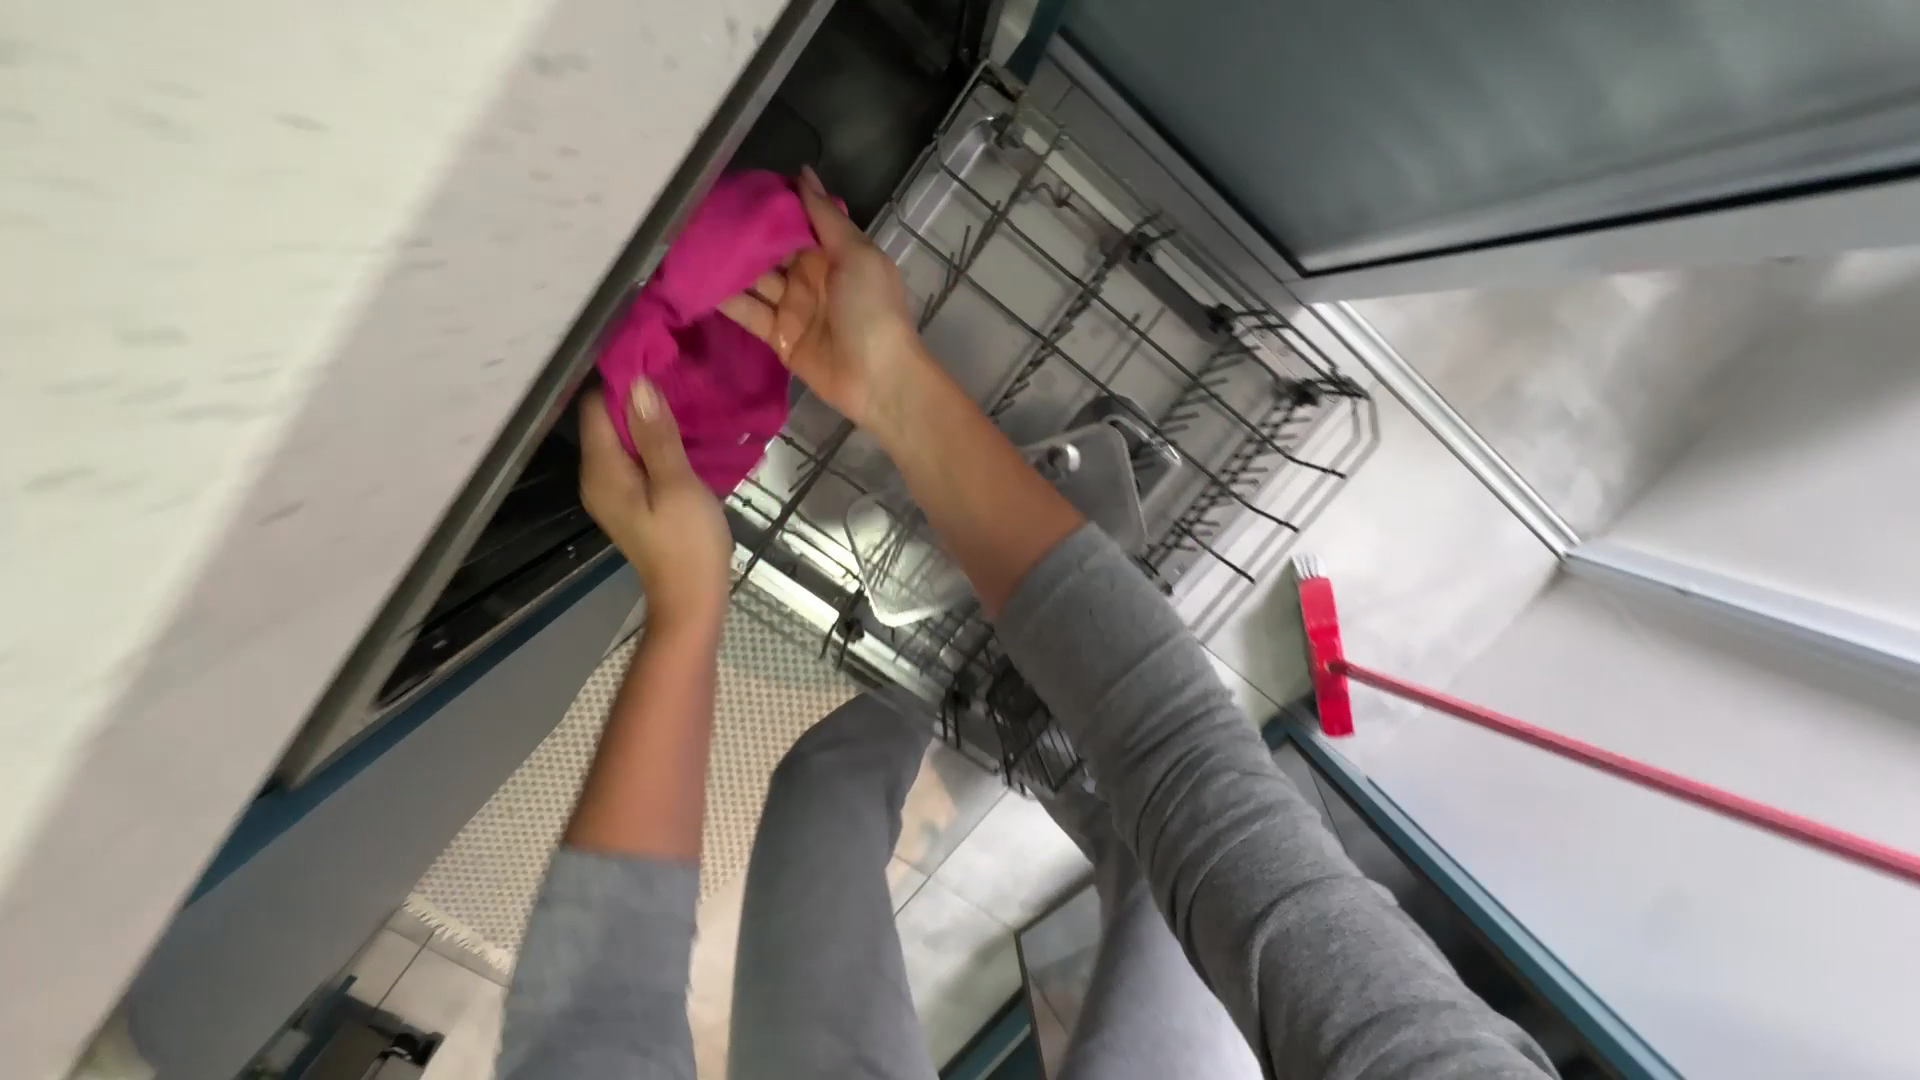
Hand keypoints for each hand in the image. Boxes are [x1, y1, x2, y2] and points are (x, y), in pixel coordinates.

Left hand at [577, 381, 730, 635]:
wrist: (691, 598)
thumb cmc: (687, 543)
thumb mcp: (677, 484)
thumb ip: (656, 435)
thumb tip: (637, 384)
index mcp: (602, 470)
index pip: (596, 407)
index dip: (623, 382)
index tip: (659, 362)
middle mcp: (596, 476)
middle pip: (607, 421)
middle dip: (639, 399)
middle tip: (680, 379)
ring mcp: (614, 491)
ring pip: (625, 440)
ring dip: (651, 422)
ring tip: (687, 403)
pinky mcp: (632, 500)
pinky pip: (637, 459)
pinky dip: (656, 445)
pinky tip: (683, 440)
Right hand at [719, 166, 928, 433]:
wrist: (879, 378)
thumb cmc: (873, 310)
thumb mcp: (857, 254)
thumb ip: (826, 216)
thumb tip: (803, 172)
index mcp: (832, 252)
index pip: (793, 221)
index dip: (766, 205)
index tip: (729, 184)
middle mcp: (809, 275)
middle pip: (768, 249)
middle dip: (738, 233)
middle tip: (695, 211)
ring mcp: (793, 307)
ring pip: (752, 279)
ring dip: (725, 264)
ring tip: (685, 241)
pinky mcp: (779, 336)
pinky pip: (748, 312)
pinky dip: (724, 299)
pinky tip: (694, 280)